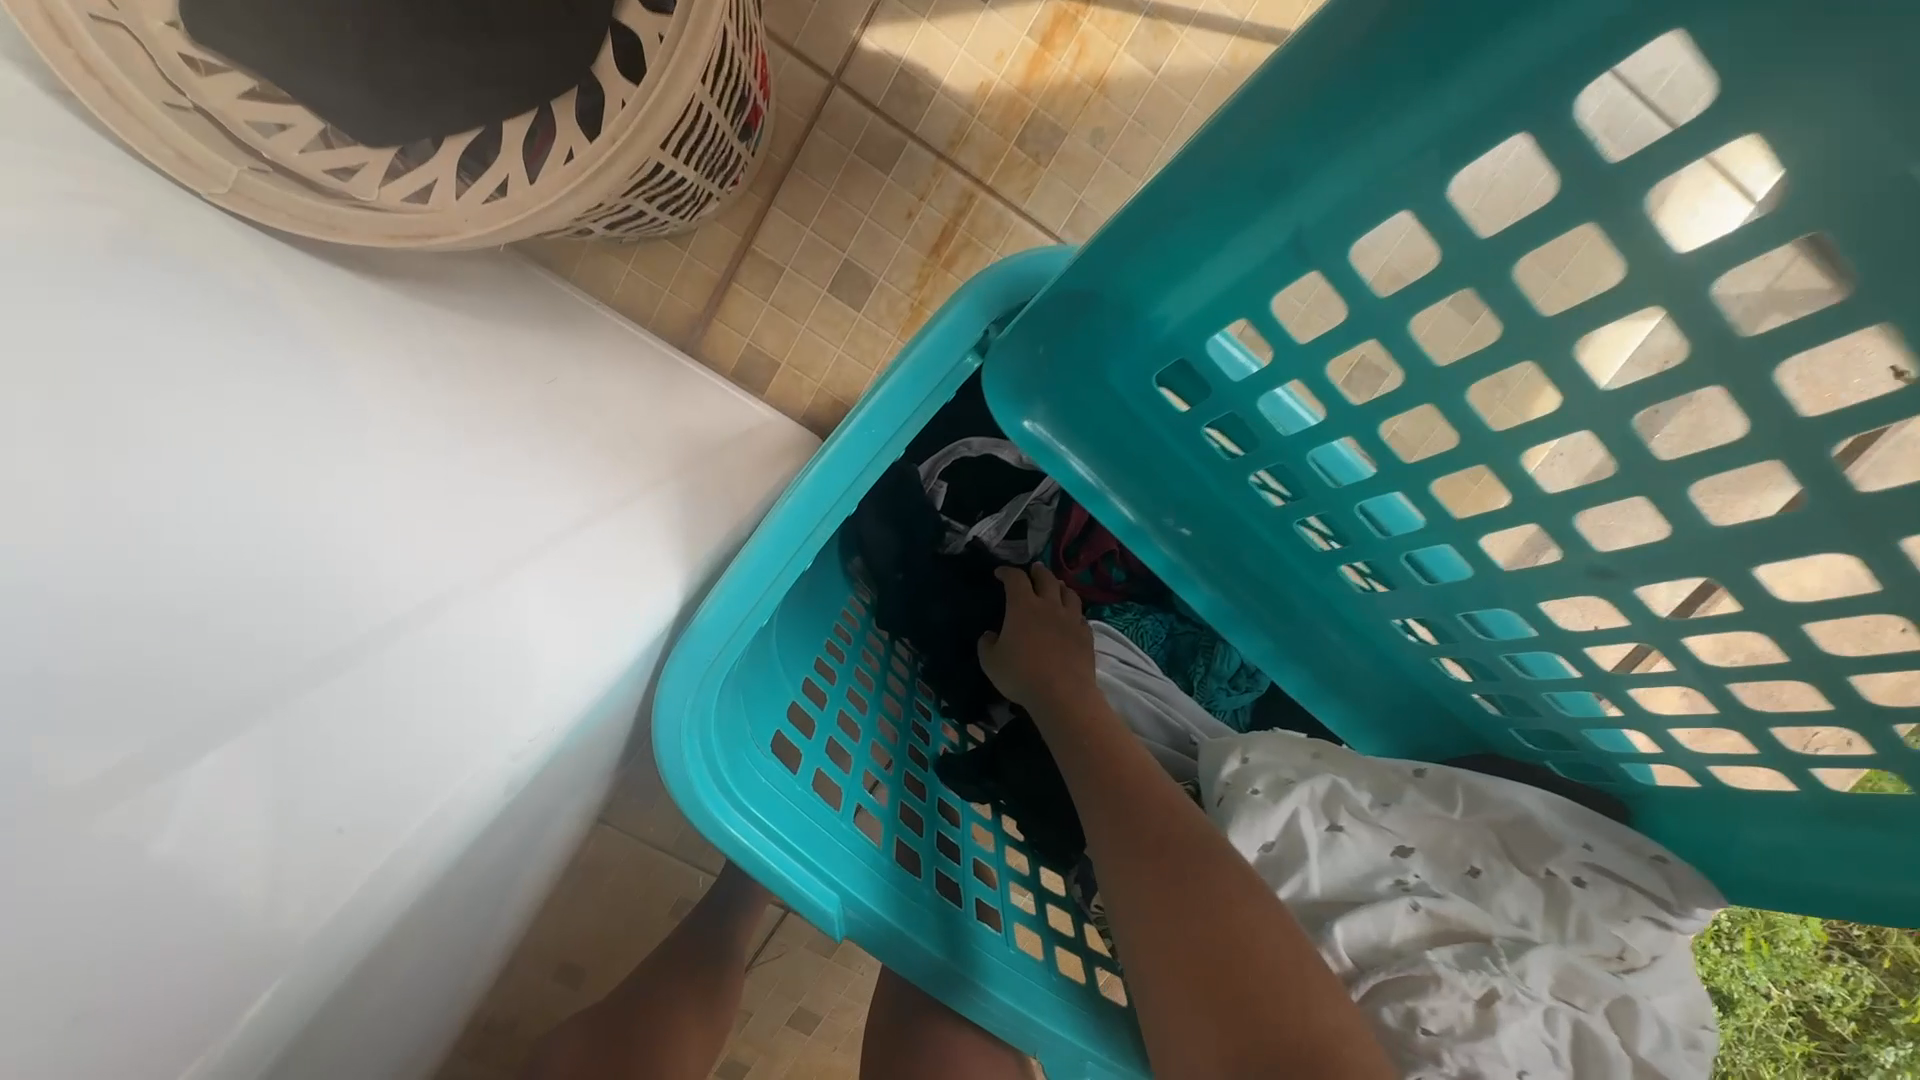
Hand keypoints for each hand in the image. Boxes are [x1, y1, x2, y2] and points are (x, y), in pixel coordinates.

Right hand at [977, 564, 1096, 712]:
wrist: (1061, 693)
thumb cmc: (1020, 675)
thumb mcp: (991, 662)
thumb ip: (987, 644)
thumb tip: (989, 635)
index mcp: (1023, 606)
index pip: (1015, 578)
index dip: (1007, 572)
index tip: (1000, 573)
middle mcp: (1049, 606)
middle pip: (1046, 579)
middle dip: (1038, 571)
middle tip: (1034, 569)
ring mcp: (1071, 619)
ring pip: (1069, 593)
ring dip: (1060, 587)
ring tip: (1057, 587)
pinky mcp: (1086, 635)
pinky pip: (1081, 616)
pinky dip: (1074, 612)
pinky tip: (1072, 617)